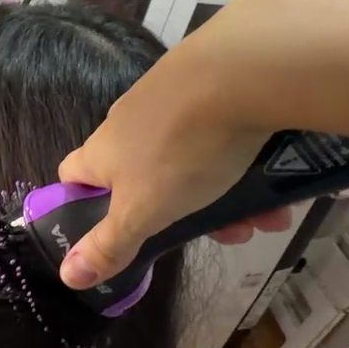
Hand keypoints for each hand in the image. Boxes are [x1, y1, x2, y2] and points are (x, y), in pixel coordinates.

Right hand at [55, 8, 291, 288]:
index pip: (73, 177)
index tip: (113, 229)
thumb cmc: (180, 150)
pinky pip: (222, 132)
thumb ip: (109, 245)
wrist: (241, 70)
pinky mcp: (210, 81)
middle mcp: (127, 122)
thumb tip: (67, 277)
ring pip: (190, 157)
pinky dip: (246, 159)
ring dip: (225, 193)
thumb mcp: (145, 212)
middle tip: (219, 234)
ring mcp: (169, 99)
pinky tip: (281, 175)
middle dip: (181, 212)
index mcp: (101, 152)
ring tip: (266, 217)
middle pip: (143, 176)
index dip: (85, 204)